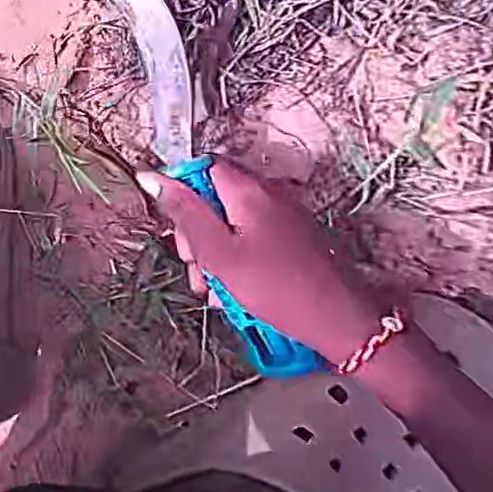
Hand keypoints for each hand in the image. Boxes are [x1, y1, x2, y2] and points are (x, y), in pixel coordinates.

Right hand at [138, 159, 385, 363]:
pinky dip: (235, 259)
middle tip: (194, 263)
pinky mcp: (292, 241)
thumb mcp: (217, 252)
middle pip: (214, 198)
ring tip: (213, 286)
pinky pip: (250, 240)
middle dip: (195, 230)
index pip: (202, 167)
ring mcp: (283, 219)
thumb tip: (151, 176)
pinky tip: (233, 289)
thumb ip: (184, 212)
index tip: (175, 225)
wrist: (341, 324)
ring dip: (212, 252)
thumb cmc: (276, 287)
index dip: (180, 191)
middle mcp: (269, 196)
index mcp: (249, 191)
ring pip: (229, 224)